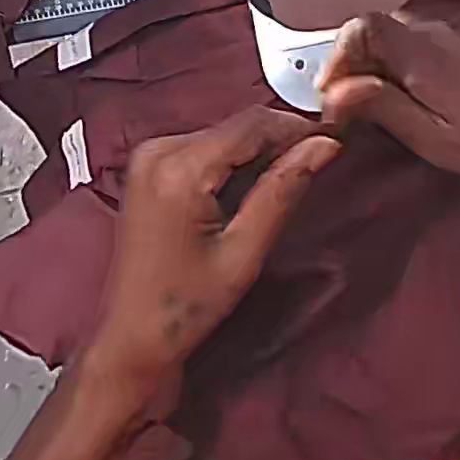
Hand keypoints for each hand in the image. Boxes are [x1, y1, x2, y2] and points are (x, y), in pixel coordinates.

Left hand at [88, 106, 341, 384]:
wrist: (128, 336)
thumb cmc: (186, 306)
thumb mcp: (244, 253)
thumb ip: (282, 190)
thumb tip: (324, 145)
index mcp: (179, 168)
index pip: (250, 124)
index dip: (295, 127)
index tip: (331, 140)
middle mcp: (159, 148)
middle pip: (236, 125)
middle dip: (278, 139)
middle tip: (315, 161)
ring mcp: (149, 152)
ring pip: (223, 131)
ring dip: (257, 148)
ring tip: (287, 176)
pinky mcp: (149, 162)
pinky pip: (204, 143)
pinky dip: (233, 156)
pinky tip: (251, 182)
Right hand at [316, 13, 459, 208]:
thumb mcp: (429, 137)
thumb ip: (380, 106)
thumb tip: (334, 90)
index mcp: (425, 55)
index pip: (365, 27)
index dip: (338, 54)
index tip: (331, 91)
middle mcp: (429, 33)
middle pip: (367, 28)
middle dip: (345, 62)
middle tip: (341, 104)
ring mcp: (435, 34)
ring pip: (379, 32)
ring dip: (361, 63)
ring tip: (360, 102)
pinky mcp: (439, 42)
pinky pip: (395, 39)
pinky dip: (378, 62)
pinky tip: (384, 92)